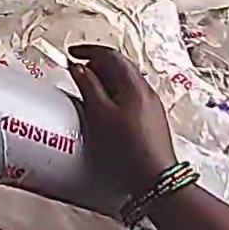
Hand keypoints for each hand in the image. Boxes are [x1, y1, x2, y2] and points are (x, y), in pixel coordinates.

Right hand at [69, 44, 177, 200]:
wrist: (156, 179)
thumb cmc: (126, 147)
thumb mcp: (100, 113)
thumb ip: (87, 86)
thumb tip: (77, 67)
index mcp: (134, 84)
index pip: (111, 55)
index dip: (88, 50)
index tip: (72, 52)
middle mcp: (146, 90)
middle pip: (120, 65)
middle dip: (96, 62)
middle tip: (78, 68)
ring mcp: (151, 104)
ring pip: (126, 79)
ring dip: (105, 76)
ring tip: (88, 85)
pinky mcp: (152, 117)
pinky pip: (131, 93)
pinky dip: (114, 89)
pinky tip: (105, 104)